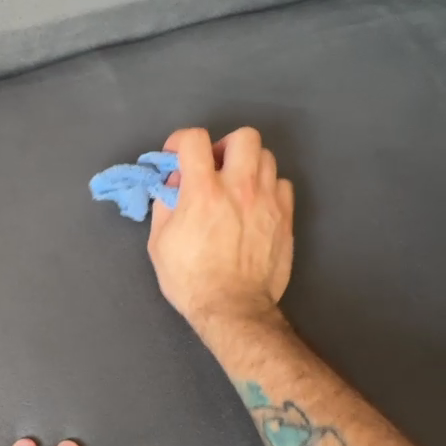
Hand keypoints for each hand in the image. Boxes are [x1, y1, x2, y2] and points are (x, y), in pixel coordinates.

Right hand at [146, 126, 296, 334]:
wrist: (233, 308)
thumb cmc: (189, 280)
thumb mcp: (159, 244)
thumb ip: (166, 206)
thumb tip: (174, 185)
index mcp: (202, 192)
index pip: (194, 139)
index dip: (180, 141)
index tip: (175, 156)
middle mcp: (239, 187)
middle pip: (243, 137)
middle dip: (224, 146)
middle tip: (213, 168)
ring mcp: (267, 200)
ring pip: (266, 157)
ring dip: (246, 166)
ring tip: (235, 187)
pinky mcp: (286, 216)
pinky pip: (281, 184)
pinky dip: (266, 188)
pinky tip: (254, 205)